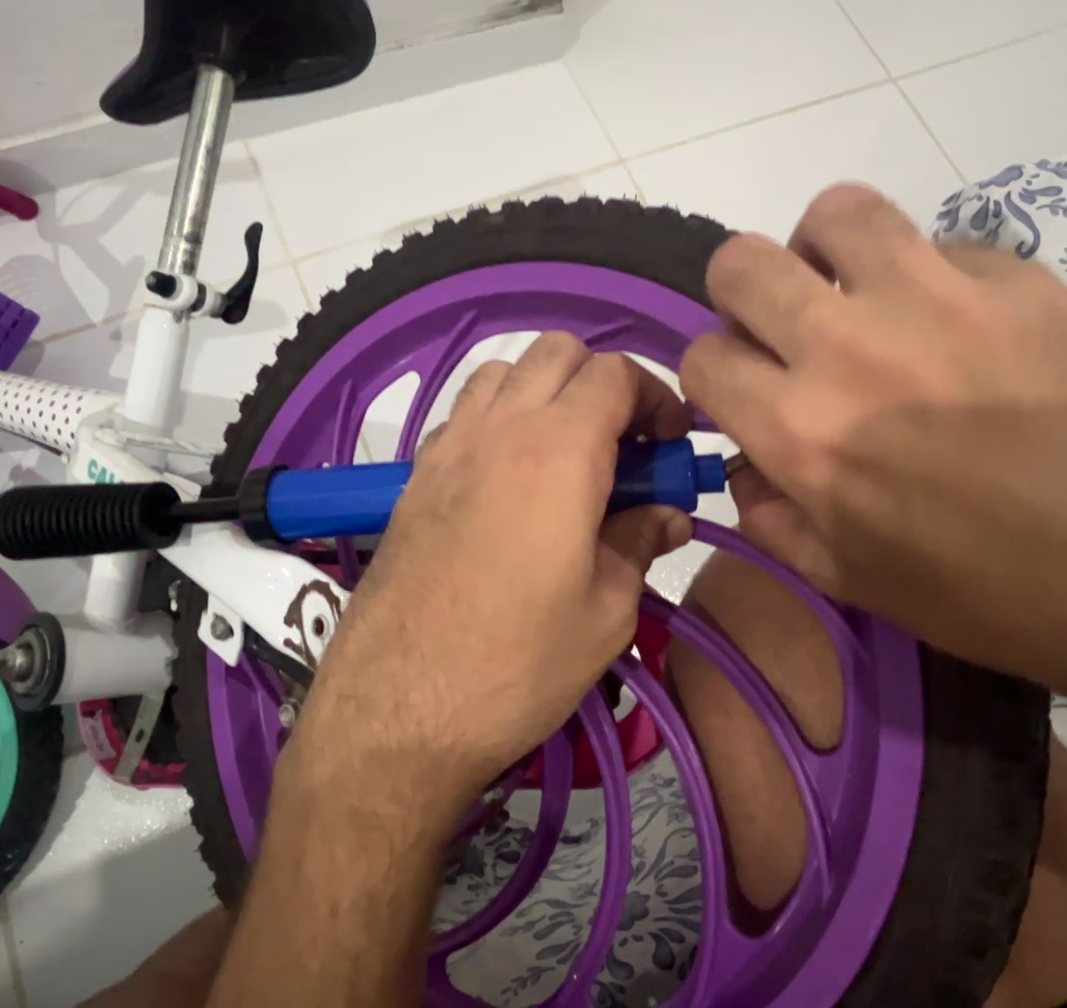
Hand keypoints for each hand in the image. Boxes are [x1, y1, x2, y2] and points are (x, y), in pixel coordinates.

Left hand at [283, 333, 693, 825]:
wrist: (397, 713)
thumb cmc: (516, 665)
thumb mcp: (606, 613)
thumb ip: (640, 543)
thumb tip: (666, 515)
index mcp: (558, 451)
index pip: (615, 375)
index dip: (655, 397)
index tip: (669, 445)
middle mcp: (498, 430)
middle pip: (558, 352)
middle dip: (603, 383)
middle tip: (624, 448)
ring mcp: (447, 450)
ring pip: (503, 374)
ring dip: (546, 393)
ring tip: (567, 458)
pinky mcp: (413, 479)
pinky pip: (465, 416)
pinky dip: (499, 420)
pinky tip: (510, 483)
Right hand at [680, 185, 1066, 685]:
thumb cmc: (978, 591)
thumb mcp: (843, 577)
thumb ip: (768, 514)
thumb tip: (745, 459)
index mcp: (800, 430)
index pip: (702, 356)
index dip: (712, 375)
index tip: (743, 391)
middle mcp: (849, 347)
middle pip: (740, 263)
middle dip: (742, 297)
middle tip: (782, 329)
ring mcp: (937, 297)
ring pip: (835, 212)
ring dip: (827, 253)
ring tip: (857, 293)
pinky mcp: (1015, 276)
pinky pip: (939, 242)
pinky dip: (927, 276)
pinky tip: (957, 323)